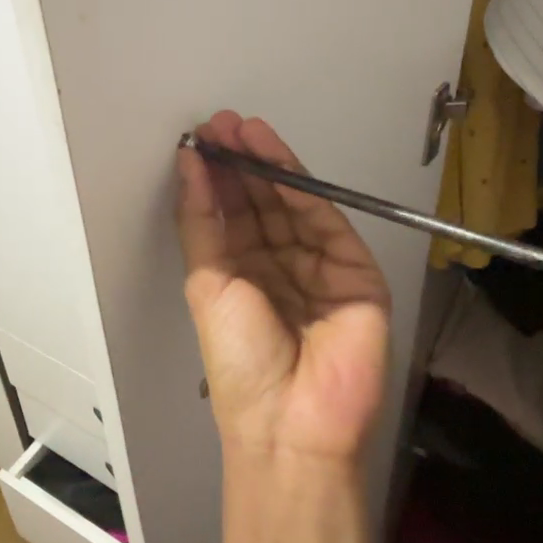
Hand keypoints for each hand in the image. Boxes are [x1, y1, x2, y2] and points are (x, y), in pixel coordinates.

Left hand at [174, 110, 390, 462]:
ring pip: (291, 202)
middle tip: (219, 122)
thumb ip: (201, 220)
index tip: (197, 138)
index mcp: (240, 276)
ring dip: (266, 162)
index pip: (229, 215)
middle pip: (259, 202)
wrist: (296, 420)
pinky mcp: (353, 265)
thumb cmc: (241, 360)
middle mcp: (277, 265)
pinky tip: (270, 152)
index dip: (215, 177)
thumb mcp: (208, 285)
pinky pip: (321, 215)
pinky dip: (296, 182)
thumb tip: (188, 163)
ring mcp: (317, 263)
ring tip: (241, 127)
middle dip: (239, 162)